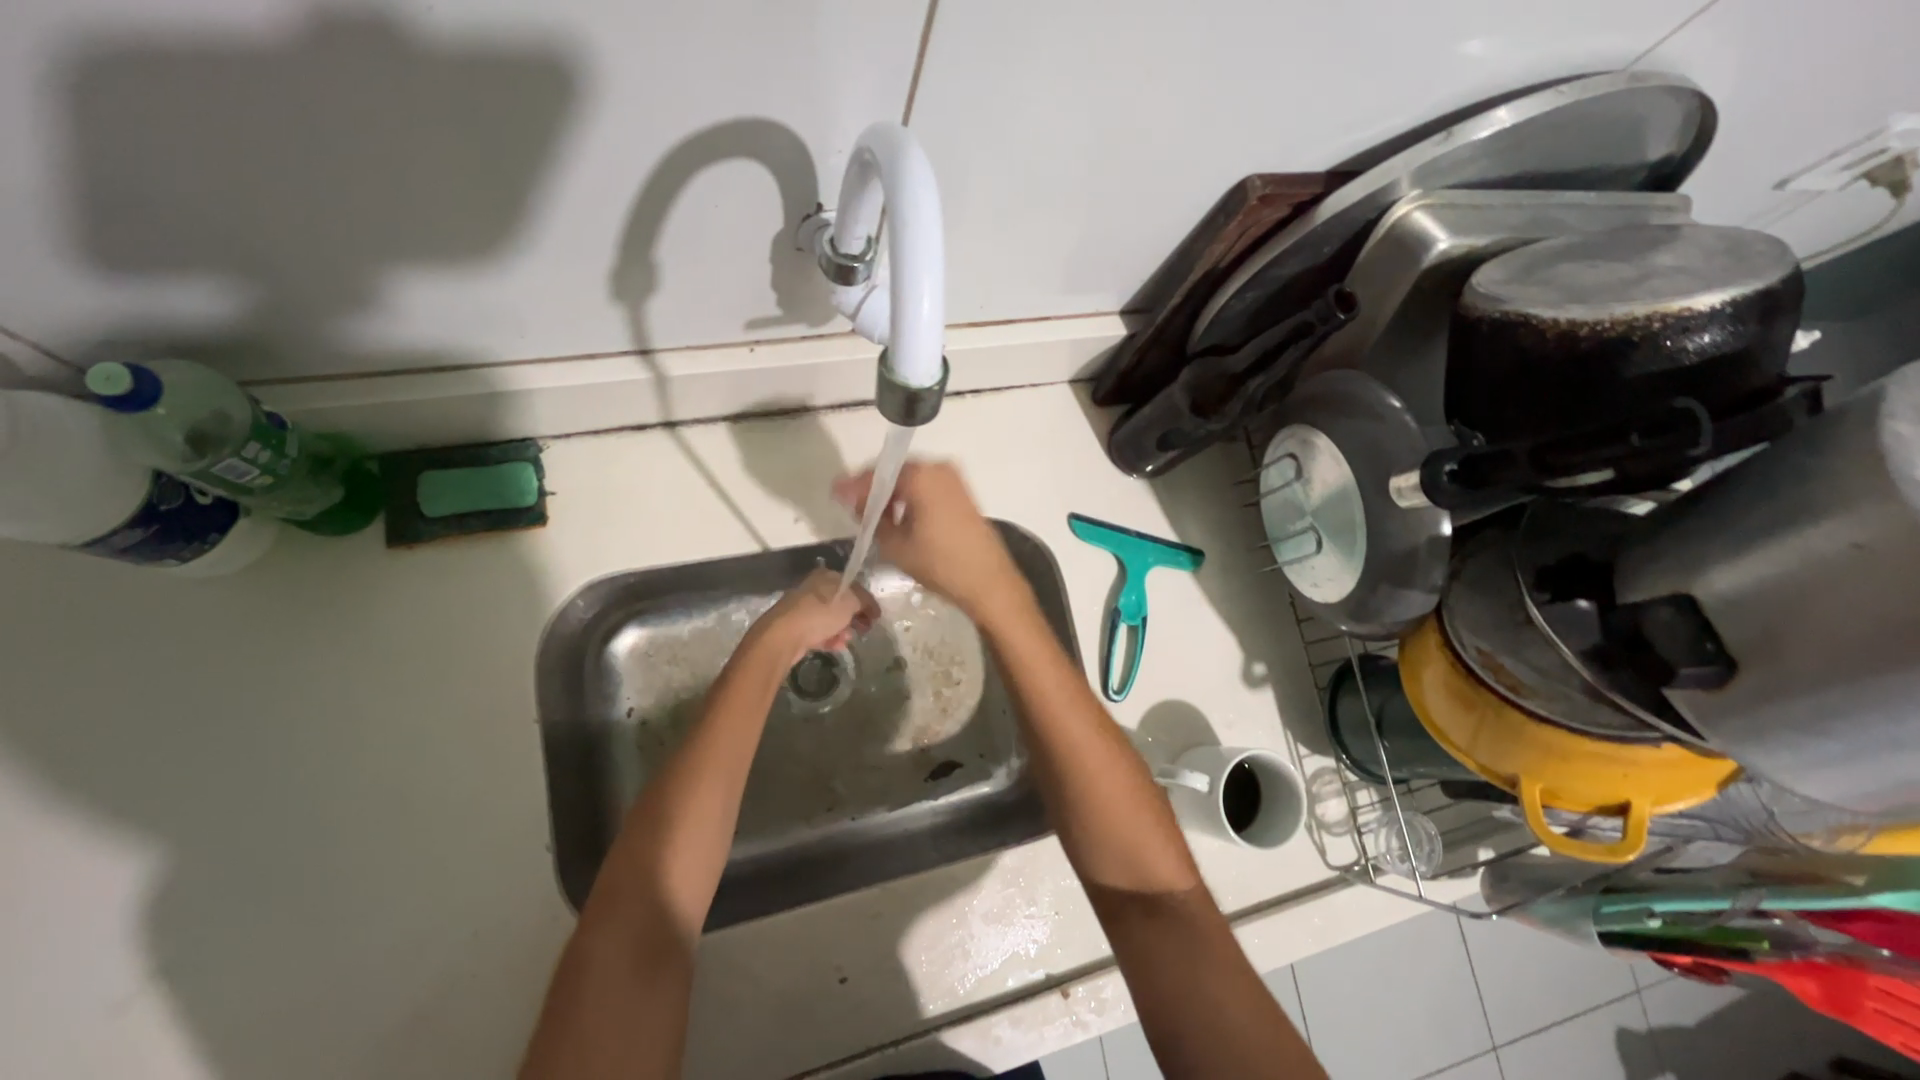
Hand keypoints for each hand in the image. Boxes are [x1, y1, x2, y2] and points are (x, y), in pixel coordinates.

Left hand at [753, 568, 879, 663]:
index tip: (876, 617)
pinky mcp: (797, 627)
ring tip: (847, 640)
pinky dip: (829, 639)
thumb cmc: (821, 612)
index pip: (852, 585)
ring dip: (842, 630)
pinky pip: (819, 632)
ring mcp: (803, 608)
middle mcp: (814, 588)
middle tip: (865, 629)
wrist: (785, 634)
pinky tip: (836, 646)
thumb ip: (865, 601)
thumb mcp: (852, 601)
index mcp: (826, 576)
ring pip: (830, 619)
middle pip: (841, 603)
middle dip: (854, 617)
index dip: (867, 601)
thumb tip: (870, 608)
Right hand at [832, 461, 1031, 620]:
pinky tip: (900, 519)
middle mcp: (938, 468)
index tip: (835, 494)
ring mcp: (954, 479)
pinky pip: (927, 489)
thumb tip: (857, 503)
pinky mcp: (962, 493)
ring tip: (876, 519)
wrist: (988, 581)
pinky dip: (911, 500)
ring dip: (892, 496)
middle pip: (895, 473)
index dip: (853, 486)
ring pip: (912, 481)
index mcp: (920, 476)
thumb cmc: (940, 564)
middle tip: (854, 509)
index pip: (876, 474)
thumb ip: (871, 518)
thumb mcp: (895, 545)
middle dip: (874, 490)